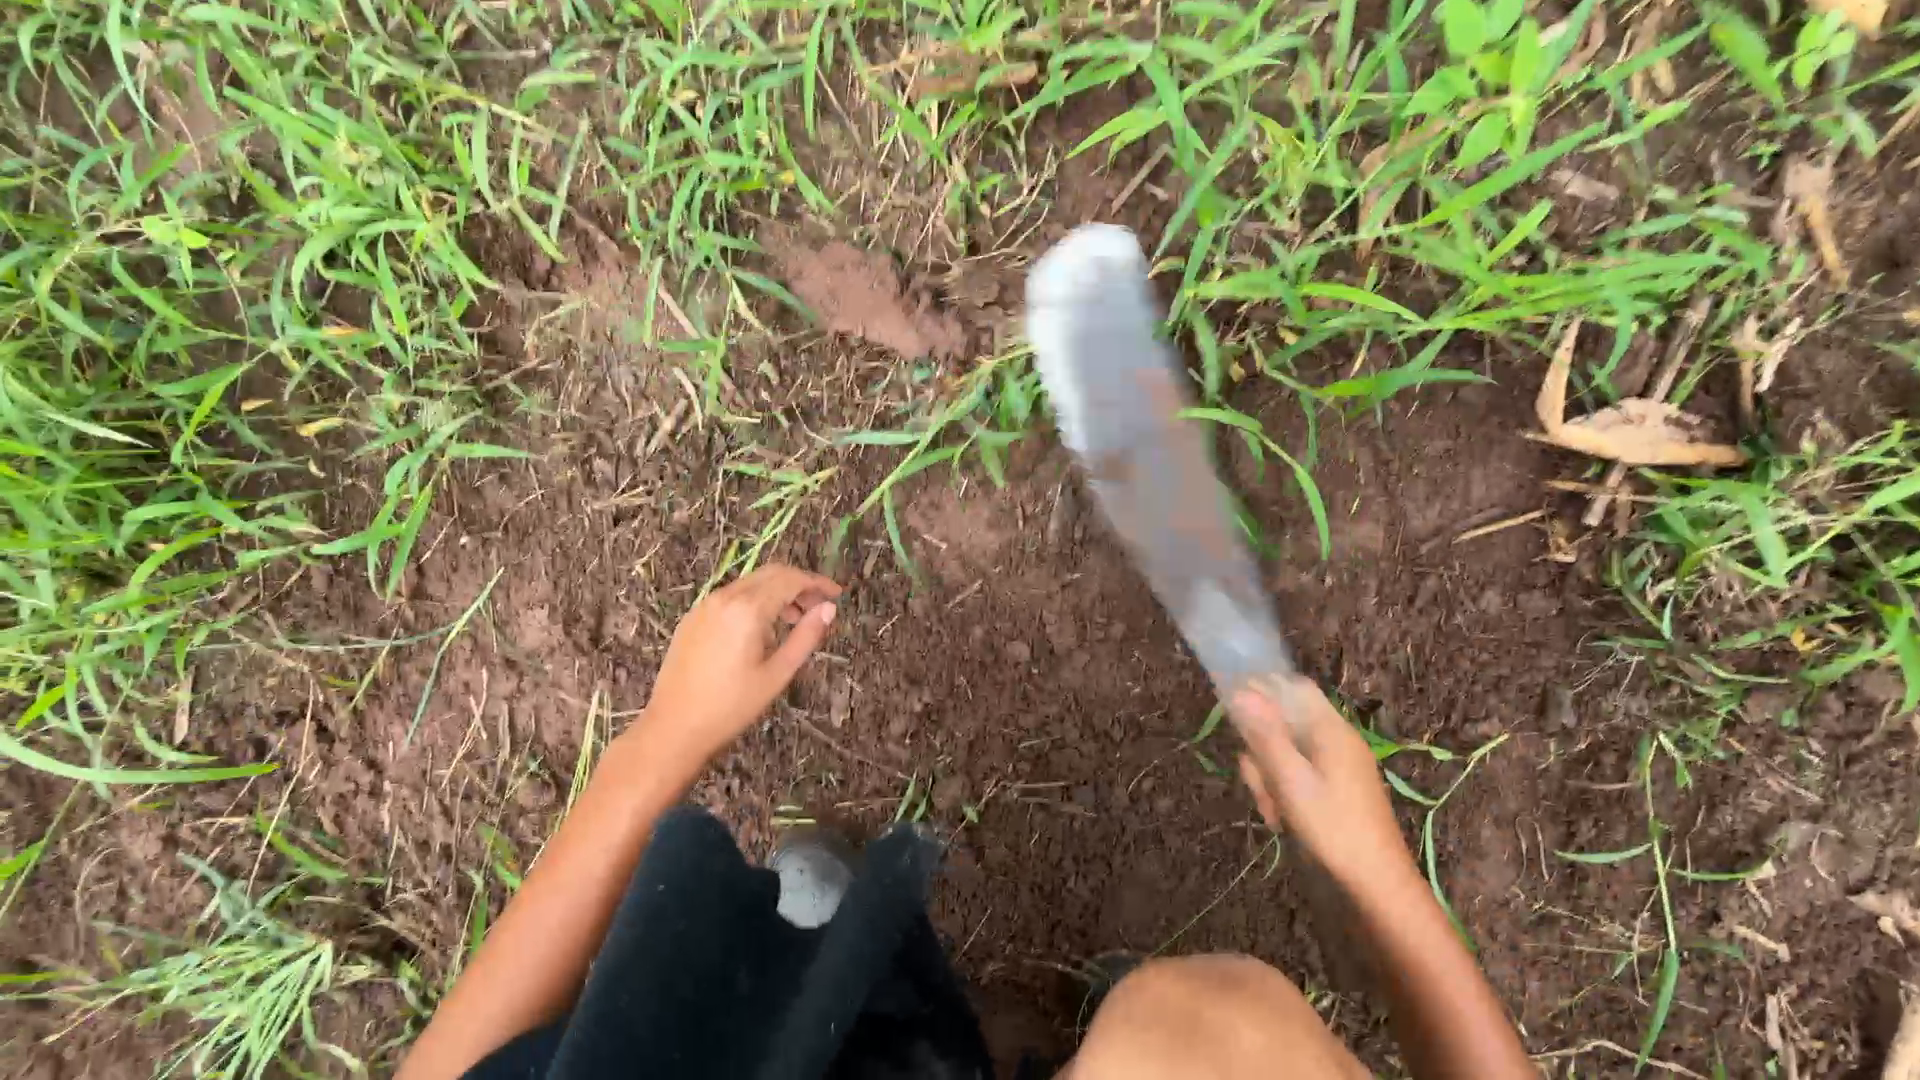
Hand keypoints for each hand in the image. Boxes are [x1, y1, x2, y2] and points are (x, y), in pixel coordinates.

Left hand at [638, 565, 841, 765]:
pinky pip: (731, 597)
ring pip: (750, 583)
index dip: (817, 583)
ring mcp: (705, 605)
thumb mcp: (777, 674)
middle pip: (771, 573)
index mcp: (748, 609)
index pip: (791, 580)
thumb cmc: (731, 707)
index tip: (837, 594)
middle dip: (799, 584)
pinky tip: (762, 629)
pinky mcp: (693, 618)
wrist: (673, 727)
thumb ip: (806, 637)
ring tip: (795, 620)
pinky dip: (754, 600)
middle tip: (820, 605)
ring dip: (777, 592)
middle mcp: (725, 597)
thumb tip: (829, 609)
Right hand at [1233, 678, 1418, 896]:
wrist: (1377, 881)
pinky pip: (1301, 771)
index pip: (1294, 686)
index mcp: (1330, 730)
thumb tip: (1240, 691)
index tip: (1230, 707)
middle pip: (1286, 722)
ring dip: (1270, 775)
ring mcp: (1340, 763)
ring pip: (1288, 750)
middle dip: (1262, 748)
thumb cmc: (1332, 826)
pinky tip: (1281, 817)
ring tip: (1272, 810)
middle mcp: (1337, 739)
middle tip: (1257, 782)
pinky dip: (1285, 789)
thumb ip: (1266, 734)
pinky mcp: (1339, 784)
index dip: (1261, 688)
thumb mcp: (1290, 780)